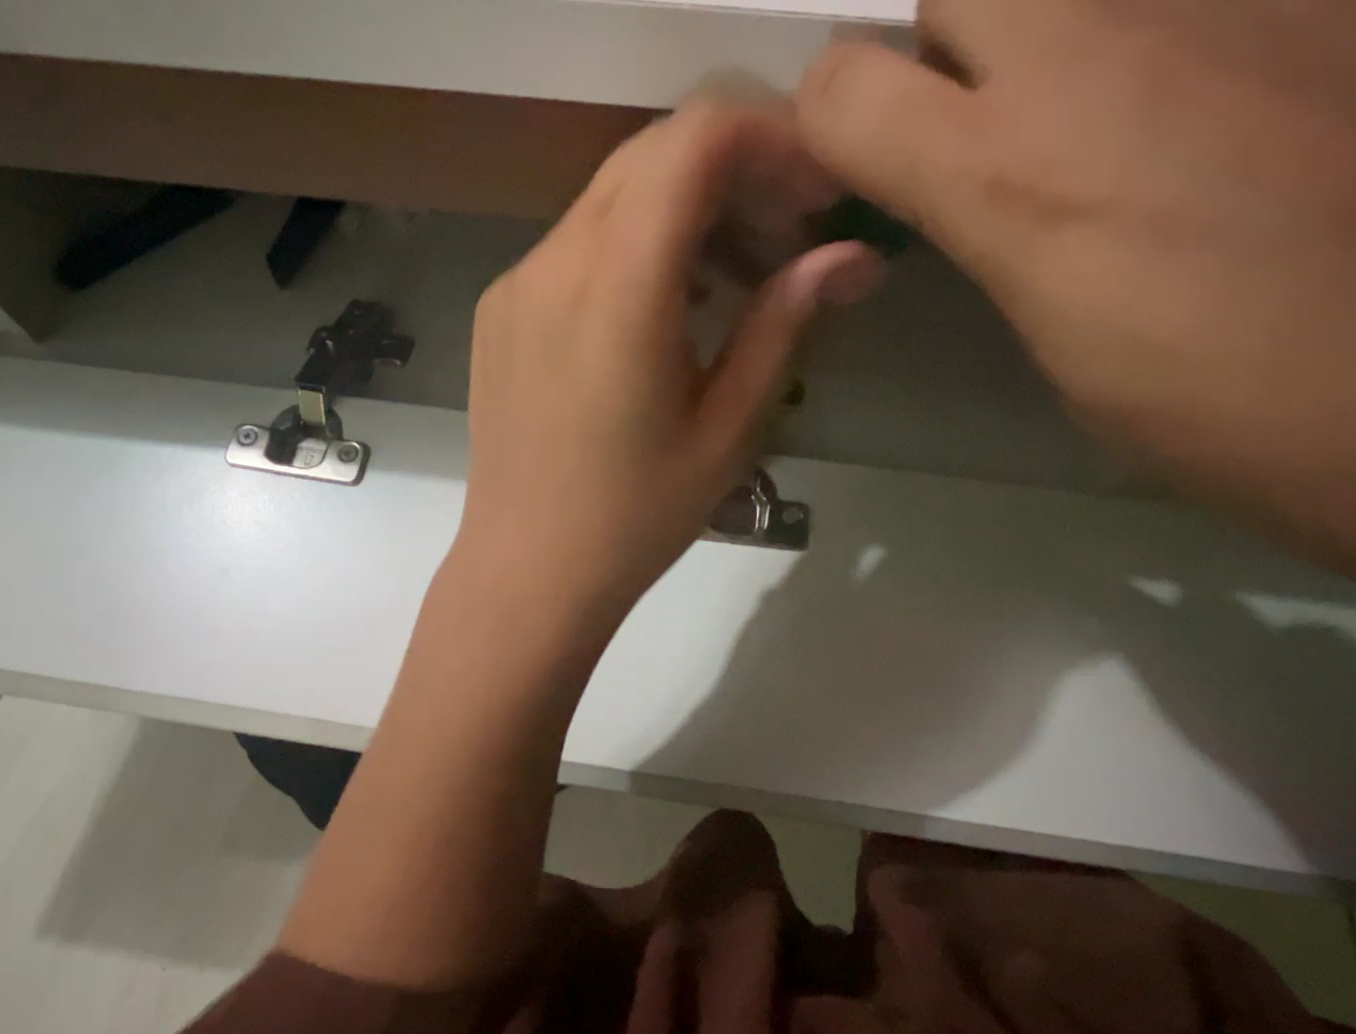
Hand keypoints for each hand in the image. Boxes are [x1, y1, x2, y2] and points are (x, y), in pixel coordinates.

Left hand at [455, 105, 883, 623]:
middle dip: (736, 169)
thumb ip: (783, 325)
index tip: (818, 191)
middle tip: (792, 231)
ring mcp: (518, 279)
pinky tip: (670, 306)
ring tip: (739, 276)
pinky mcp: (501, 306)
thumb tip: (854, 257)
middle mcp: (556, 261)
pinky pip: (577, 239)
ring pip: (614, 193)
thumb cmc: (637, 516)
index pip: (695, 141)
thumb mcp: (728, 428)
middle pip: (654, 152)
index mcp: (619, 288)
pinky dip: (637, 241)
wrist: (527, 571)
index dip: (770, 139)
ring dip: (686, 206)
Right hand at [796, 0, 1355, 656]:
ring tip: (1144, 116)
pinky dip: (1206, 29)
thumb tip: (978, 198)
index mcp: (1017, 178)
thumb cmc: (1271, 421)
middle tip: (1006, 132)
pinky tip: (1270, 96)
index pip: (839, 88)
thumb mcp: (1079, 360)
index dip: (835, 129)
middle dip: (949, 53)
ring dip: (1071, 35)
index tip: (873, 173)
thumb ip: (1005, 245)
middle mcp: (1102, 42)